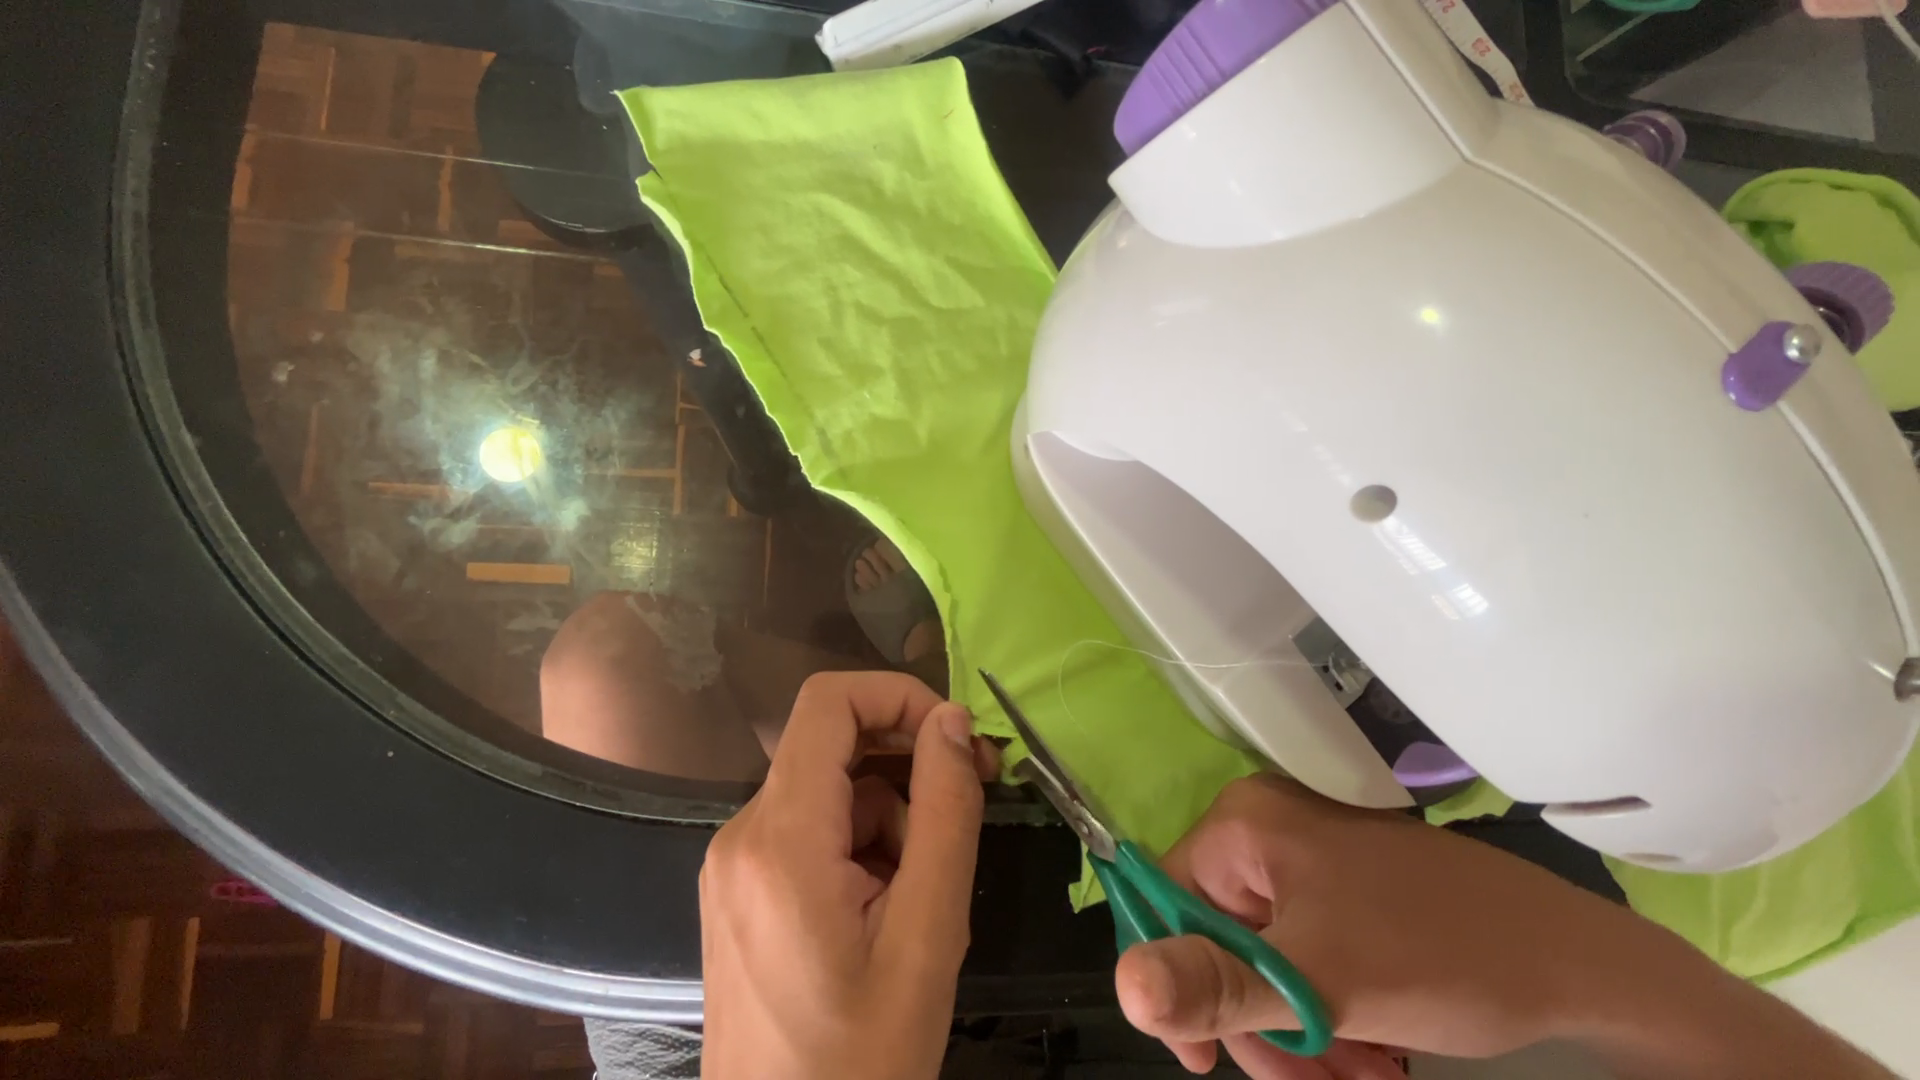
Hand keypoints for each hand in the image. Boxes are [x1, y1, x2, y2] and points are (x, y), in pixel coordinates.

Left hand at [698, 672, 998, 1079]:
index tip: (958, 738)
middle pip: (831, 745)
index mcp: (780, 838)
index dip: (898, 695)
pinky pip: (809, 830)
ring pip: (829, 791)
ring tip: (923, 890)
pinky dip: (859, 845)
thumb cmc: (863, 1059)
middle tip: (973, 795)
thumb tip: (951, 719)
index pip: (828, 702)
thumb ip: (946, 814)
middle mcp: (741, 834)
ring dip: (889, 814)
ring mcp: (734, 864)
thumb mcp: (927, 934)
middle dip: (906, 759)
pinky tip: (885, 907)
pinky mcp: (741, 890)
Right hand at [1112, 775, 1688, 1077]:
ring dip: (1295, 1030)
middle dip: (1258, 1024)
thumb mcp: (1320, 983)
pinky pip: (1302, 951)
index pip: (1166, 904)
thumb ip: (1218, 986)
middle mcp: (1266, 826)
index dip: (1179, 984)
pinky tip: (1368, 1057)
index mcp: (1243, 825)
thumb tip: (1127, 986)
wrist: (1585, 968)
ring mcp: (1309, 853)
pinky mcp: (1345, 885)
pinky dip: (1323, 1011)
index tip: (1207, 1063)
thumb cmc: (1441, 959)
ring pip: (1263, 956)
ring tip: (1354, 1079)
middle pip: (1217, 939)